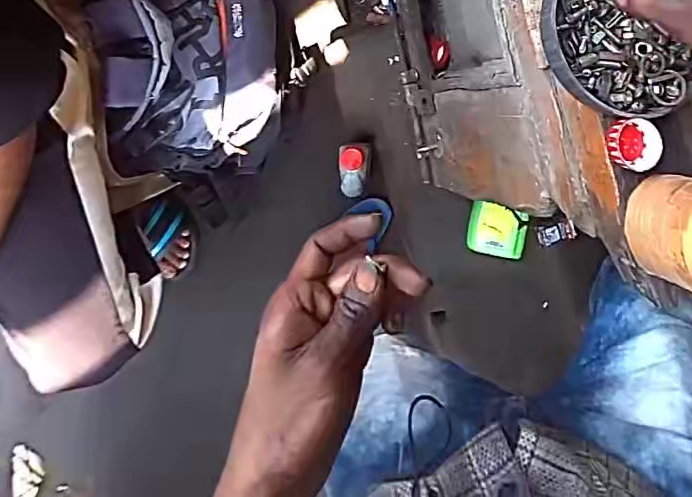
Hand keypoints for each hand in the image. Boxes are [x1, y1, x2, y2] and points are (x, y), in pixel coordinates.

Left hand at [216, 214, 429, 496]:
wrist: (277, 484)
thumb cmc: (287, 423)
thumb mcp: (324, 364)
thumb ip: (353, 314)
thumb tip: (375, 267)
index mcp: (294, 303)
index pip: (320, 249)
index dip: (348, 230)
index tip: (379, 220)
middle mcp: (311, 310)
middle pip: (351, 270)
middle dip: (383, 268)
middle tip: (415, 281)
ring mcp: (328, 331)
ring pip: (364, 293)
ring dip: (390, 291)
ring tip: (415, 298)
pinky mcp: (342, 351)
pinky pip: (368, 318)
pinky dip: (387, 313)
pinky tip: (401, 319)